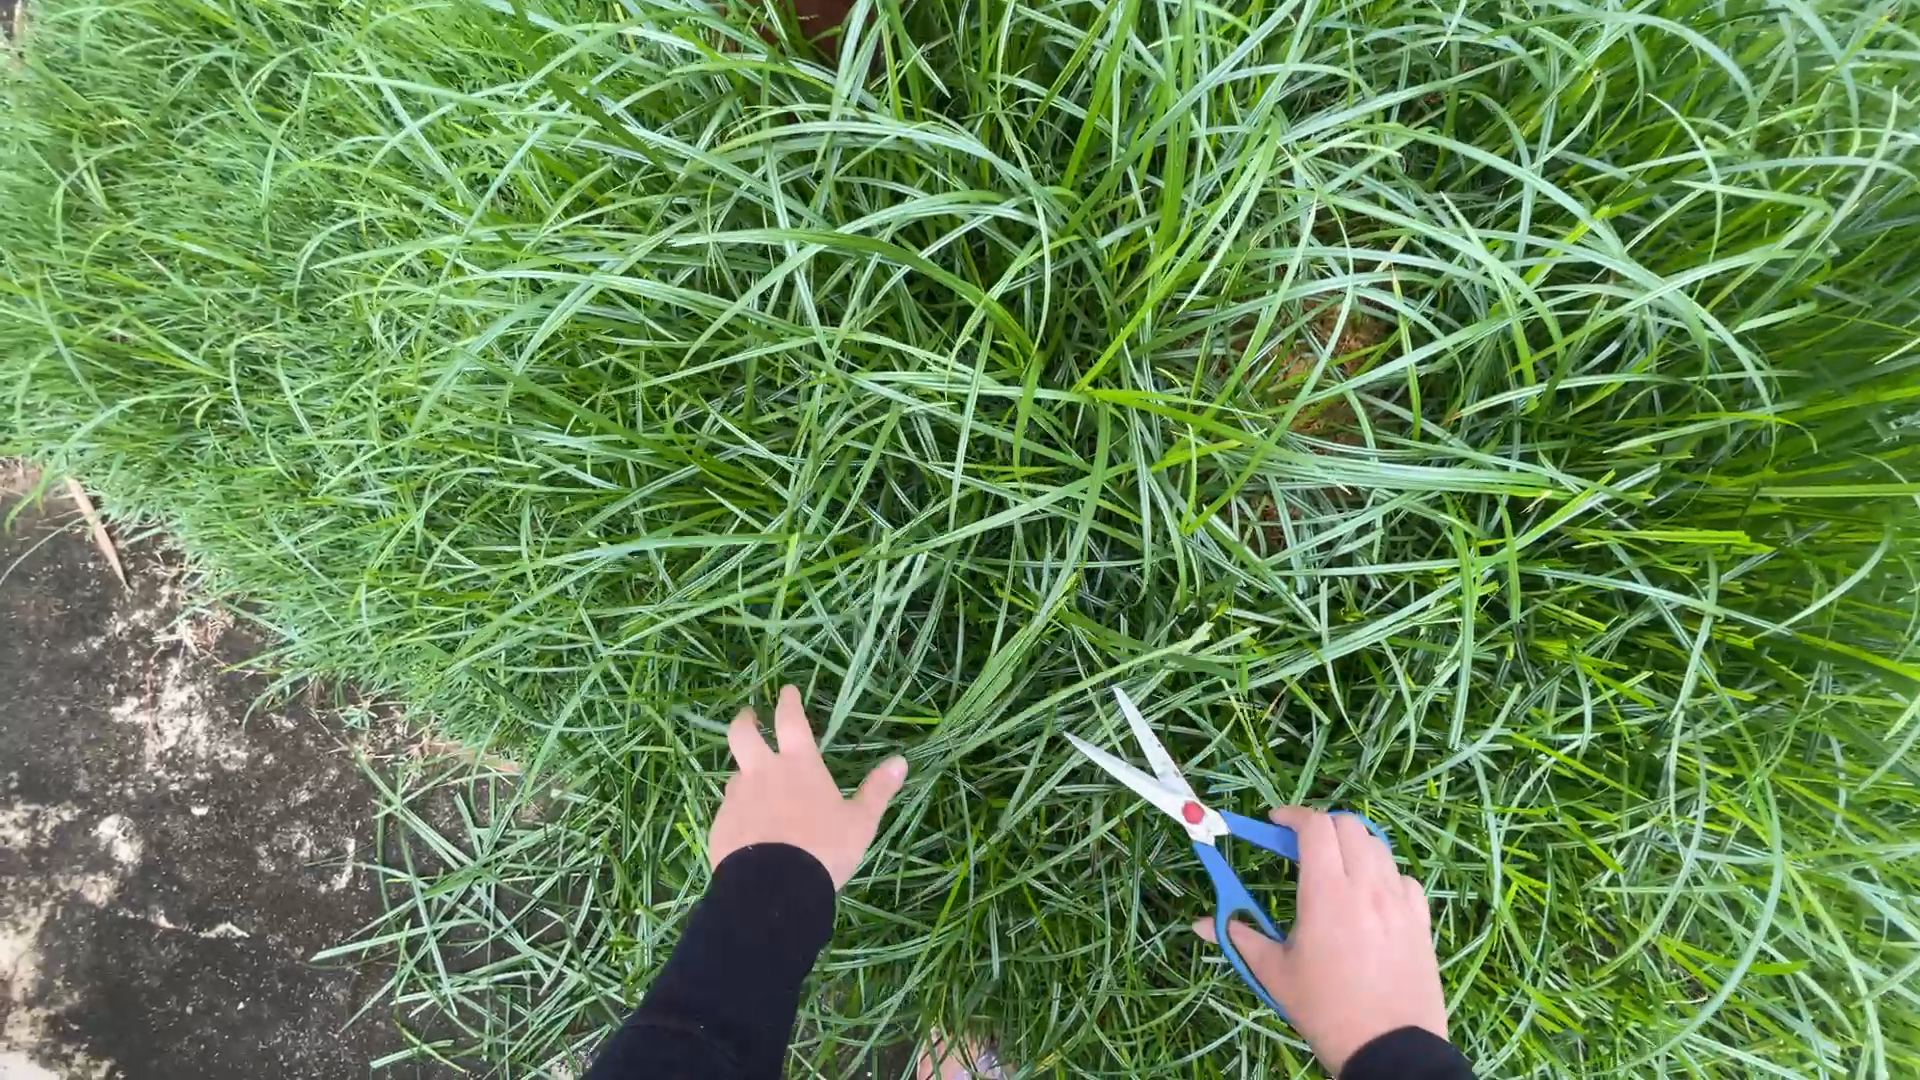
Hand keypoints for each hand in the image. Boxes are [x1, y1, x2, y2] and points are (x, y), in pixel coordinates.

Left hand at [709, 684, 908, 888]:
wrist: (772, 892)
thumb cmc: (823, 850)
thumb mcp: (860, 822)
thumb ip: (877, 790)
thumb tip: (901, 761)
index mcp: (799, 765)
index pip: (790, 720)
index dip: (788, 702)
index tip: (786, 690)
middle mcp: (763, 773)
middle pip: (743, 734)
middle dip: (746, 721)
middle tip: (749, 716)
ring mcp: (737, 799)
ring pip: (736, 774)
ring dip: (745, 772)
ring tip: (756, 787)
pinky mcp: (720, 827)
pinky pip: (730, 810)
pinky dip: (740, 811)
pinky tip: (749, 829)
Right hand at [1193, 806, 1446, 1075]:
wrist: (1393, 1055)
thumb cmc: (1326, 1009)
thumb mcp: (1275, 972)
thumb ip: (1239, 937)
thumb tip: (1198, 925)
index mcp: (1326, 892)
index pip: (1314, 827)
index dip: (1292, 815)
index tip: (1273, 822)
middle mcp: (1367, 887)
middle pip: (1348, 826)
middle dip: (1321, 826)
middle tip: (1300, 844)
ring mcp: (1399, 904)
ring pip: (1378, 847)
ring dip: (1351, 845)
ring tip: (1333, 867)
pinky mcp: (1421, 924)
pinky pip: (1404, 879)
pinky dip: (1384, 874)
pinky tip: (1370, 895)